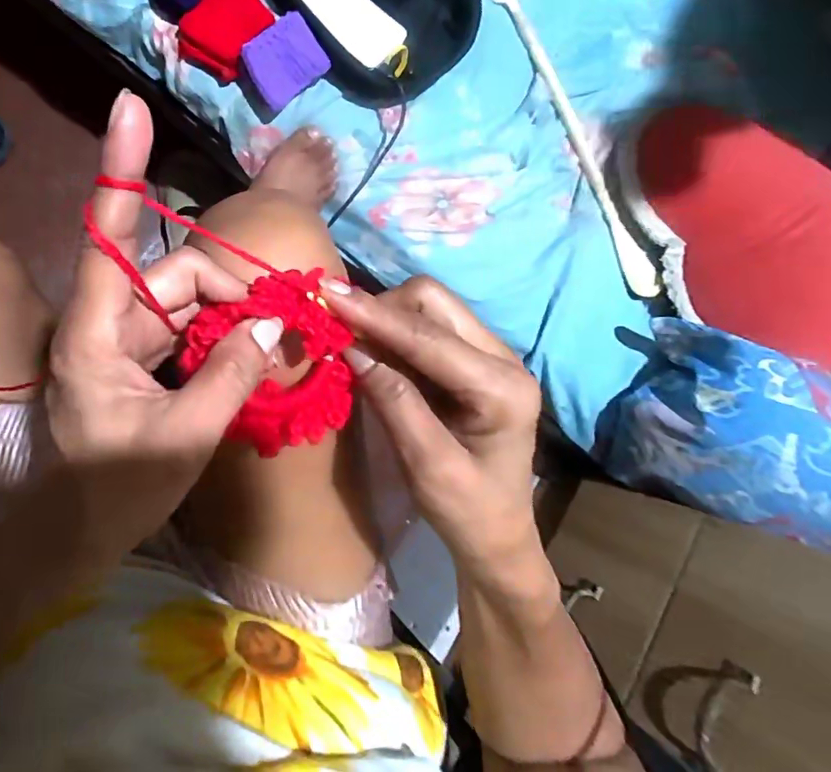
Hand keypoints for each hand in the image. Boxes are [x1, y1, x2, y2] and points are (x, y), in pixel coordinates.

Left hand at [45, 92, 282, 567]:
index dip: (118, 167)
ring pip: (180, 295)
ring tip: (270, 332)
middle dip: (225, 284)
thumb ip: (230, 375)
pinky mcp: (135, 353)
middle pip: (168, 272)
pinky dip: (216, 325)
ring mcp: (119, 335)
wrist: (75, 535)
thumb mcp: (183, 438)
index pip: (105, 235)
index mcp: (93, 334)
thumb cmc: (115, 493)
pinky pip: (181, 319)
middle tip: (277, 319)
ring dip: (225, 306)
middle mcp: (102, 320)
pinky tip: (247, 340)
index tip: (128, 108)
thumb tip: (272, 320)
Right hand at [321, 276, 543, 576]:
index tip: (327, 295)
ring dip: (384, 317)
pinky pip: (426, 325)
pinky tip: (369, 348)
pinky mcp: (471, 358)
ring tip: (350, 340)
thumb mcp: (427, 466)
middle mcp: (503, 358)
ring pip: (428, 307)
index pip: (428, 336)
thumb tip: (351, 348)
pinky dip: (391, 330)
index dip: (375, 314)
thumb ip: (394, 402)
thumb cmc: (467, 512)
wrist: (498, 536)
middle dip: (382, 308)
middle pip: (433, 302)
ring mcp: (489, 354)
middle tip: (339, 330)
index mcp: (502, 388)